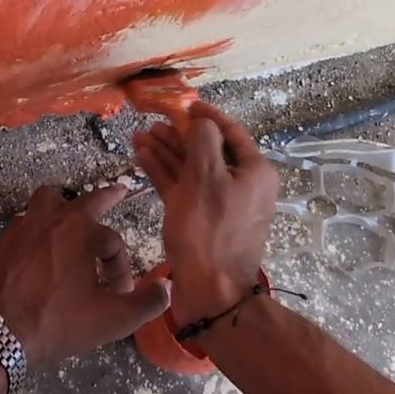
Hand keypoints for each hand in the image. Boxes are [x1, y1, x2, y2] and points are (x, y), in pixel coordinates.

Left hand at [0, 184, 169, 366]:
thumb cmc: (55, 322)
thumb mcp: (110, 321)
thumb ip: (146, 303)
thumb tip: (168, 287)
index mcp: (82, 233)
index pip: (114, 241)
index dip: (122, 267)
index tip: (120, 293)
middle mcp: (53, 220)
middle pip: (86, 199)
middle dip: (107, 196)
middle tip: (118, 191)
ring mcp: (24, 227)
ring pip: (48, 199)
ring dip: (65, 204)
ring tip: (72, 216)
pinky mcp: (3, 241)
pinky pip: (27, 222)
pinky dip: (41, 227)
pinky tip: (42, 250)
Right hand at [131, 102, 278, 327]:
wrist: (210, 289)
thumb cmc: (210, 230)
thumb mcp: (206, 177)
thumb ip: (203, 140)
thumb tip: (201, 121)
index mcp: (254, 171)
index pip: (231, 132)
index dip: (208, 116)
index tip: (186, 104)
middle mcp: (241, 184)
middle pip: (208, 149)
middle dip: (179, 134)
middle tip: (153, 122)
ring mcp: (220, 203)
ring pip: (192, 169)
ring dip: (167, 151)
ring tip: (140, 135)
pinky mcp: (201, 219)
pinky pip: (183, 188)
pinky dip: (165, 172)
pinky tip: (143, 156)